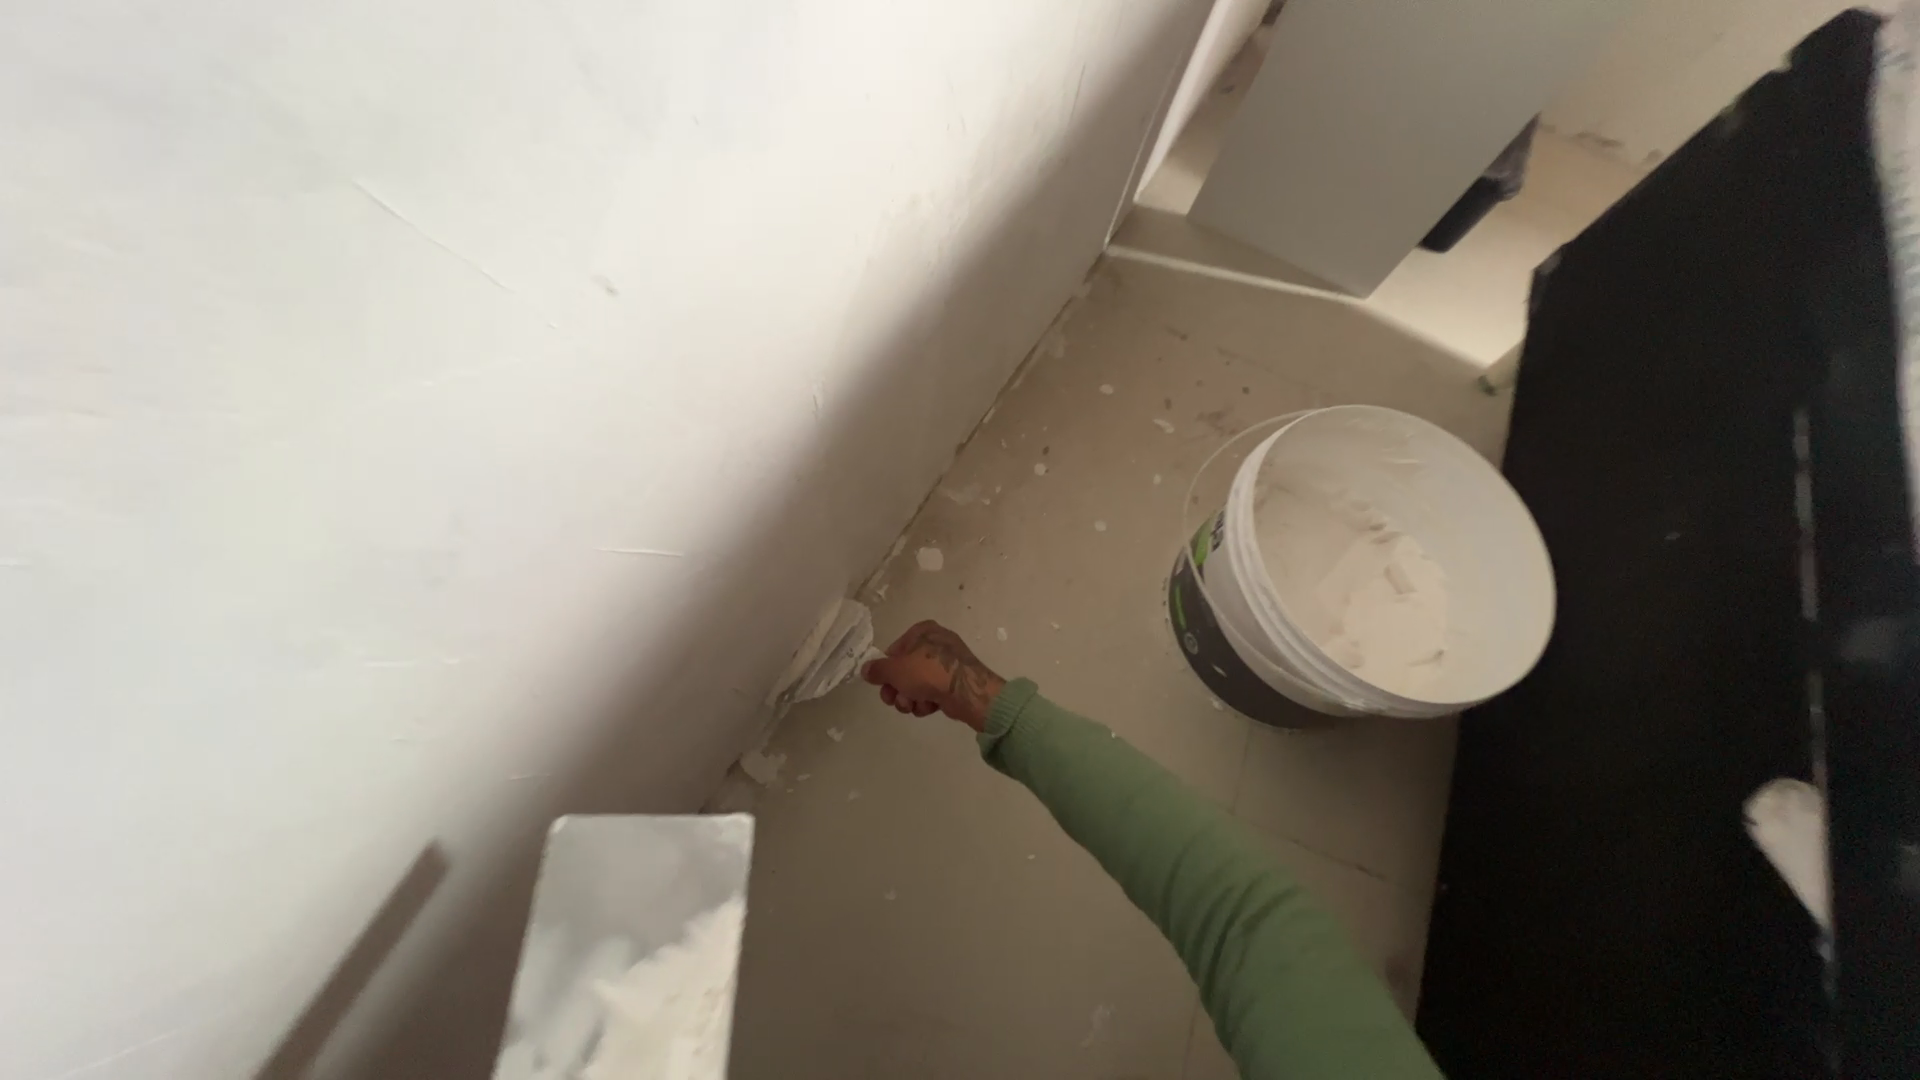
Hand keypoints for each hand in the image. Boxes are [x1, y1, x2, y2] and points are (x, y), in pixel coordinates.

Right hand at [862, 620, 1006, 731]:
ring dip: (910, 699)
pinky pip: (932, 692)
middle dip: (897, 689)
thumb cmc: (927, 672)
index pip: (895, 650)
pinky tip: (928, 707)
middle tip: (894, 700)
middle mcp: (936, 643)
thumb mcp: (895, 670)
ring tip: (912, 705)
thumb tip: (865, 670)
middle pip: (905, 670)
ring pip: (917, 684)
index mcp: (923, 631)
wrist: (965, 691)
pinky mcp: (954, 683)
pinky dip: (927, 702)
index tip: (883, 683)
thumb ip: (877, 670)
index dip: (887, 669)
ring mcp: (947, 664)